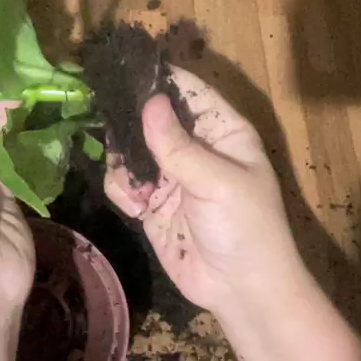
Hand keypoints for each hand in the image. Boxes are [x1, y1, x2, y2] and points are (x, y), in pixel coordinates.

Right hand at [104, 66, 303, 315]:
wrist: (241, 290)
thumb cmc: (245, 227)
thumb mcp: (216, 182)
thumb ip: (178, 145)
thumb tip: (149, 100)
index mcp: (222, 131)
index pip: (188, 90)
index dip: (159, 78)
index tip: (124, 70)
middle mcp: (194, 146)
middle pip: (150, 117)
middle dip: (130, 124)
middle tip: (115, 133)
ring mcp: (170, 175)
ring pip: (129, 149)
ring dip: (124, 163)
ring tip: (136, 184)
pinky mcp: (151, 203)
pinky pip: (122, 182)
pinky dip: (122, 190)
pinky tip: (135, 205)